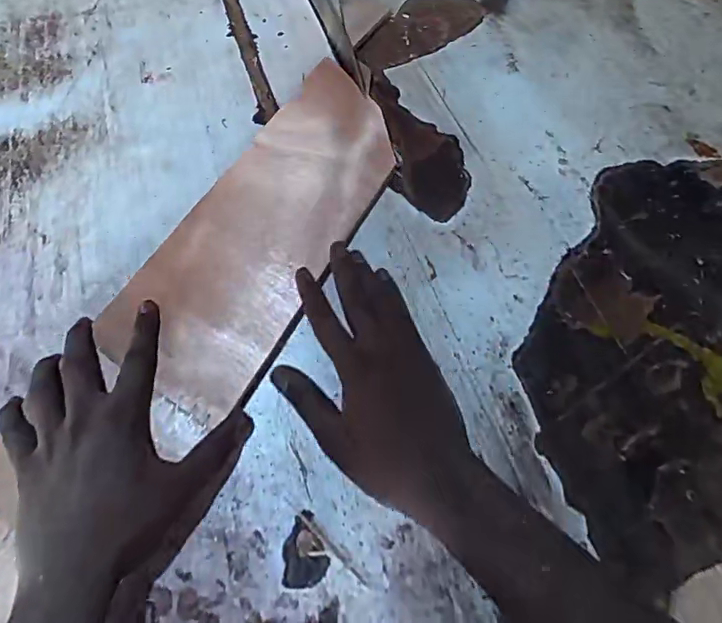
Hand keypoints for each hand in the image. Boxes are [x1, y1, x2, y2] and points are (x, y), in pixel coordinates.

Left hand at [0, 303, 253, 622]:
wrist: (74, 575)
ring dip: (46, 366)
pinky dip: (12, 411)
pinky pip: (11, 427)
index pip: (139, 361)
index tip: (146, 304)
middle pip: (76, 363)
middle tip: (83, 325)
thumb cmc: (130, 529)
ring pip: (40, 387)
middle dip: (80, 337)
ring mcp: (49, 440)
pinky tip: (17, 406)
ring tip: (53, 358)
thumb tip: (246, 419)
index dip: (145, 329)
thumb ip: (214, 454)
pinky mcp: (25, 464)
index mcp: (122, 418)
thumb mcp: (180, 491)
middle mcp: (83, 417)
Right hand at [271, 244, 480, 528]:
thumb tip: (278, 371)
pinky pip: (405, 315)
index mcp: (354, 370)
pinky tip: (388, 284)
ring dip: (370, 277)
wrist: (443, 476)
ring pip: (383, 303)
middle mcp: (379, 350)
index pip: (327, 324)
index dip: (313, 296)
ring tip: (359, 255)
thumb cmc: (383, 463)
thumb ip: (308, 402)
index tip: (303, 271)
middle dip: (345, 272)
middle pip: (358, 302)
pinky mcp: (423, 356)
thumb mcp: (336, 441)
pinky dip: (394, 295)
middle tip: (338, 246)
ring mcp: (405, 350)